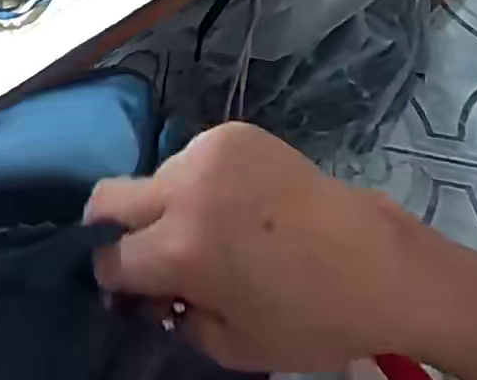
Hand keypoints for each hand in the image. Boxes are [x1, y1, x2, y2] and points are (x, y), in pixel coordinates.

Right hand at [84, 123, 433, 371]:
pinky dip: (202, 179)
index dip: (113, 276)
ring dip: (168, 201)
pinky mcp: (232, 132)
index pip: (110, 257)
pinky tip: (238, 198)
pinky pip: (194, 156)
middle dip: (110, 225)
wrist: (369, 258)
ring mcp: (208, 150)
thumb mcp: (232, 344)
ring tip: (212, 221)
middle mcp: (184, 187)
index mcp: (180, 247)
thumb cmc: (304, 315)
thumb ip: (175, 315)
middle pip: (108, 194)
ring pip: (158, 175)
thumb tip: (148, 291)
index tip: (128, 284)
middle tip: (143, 247)